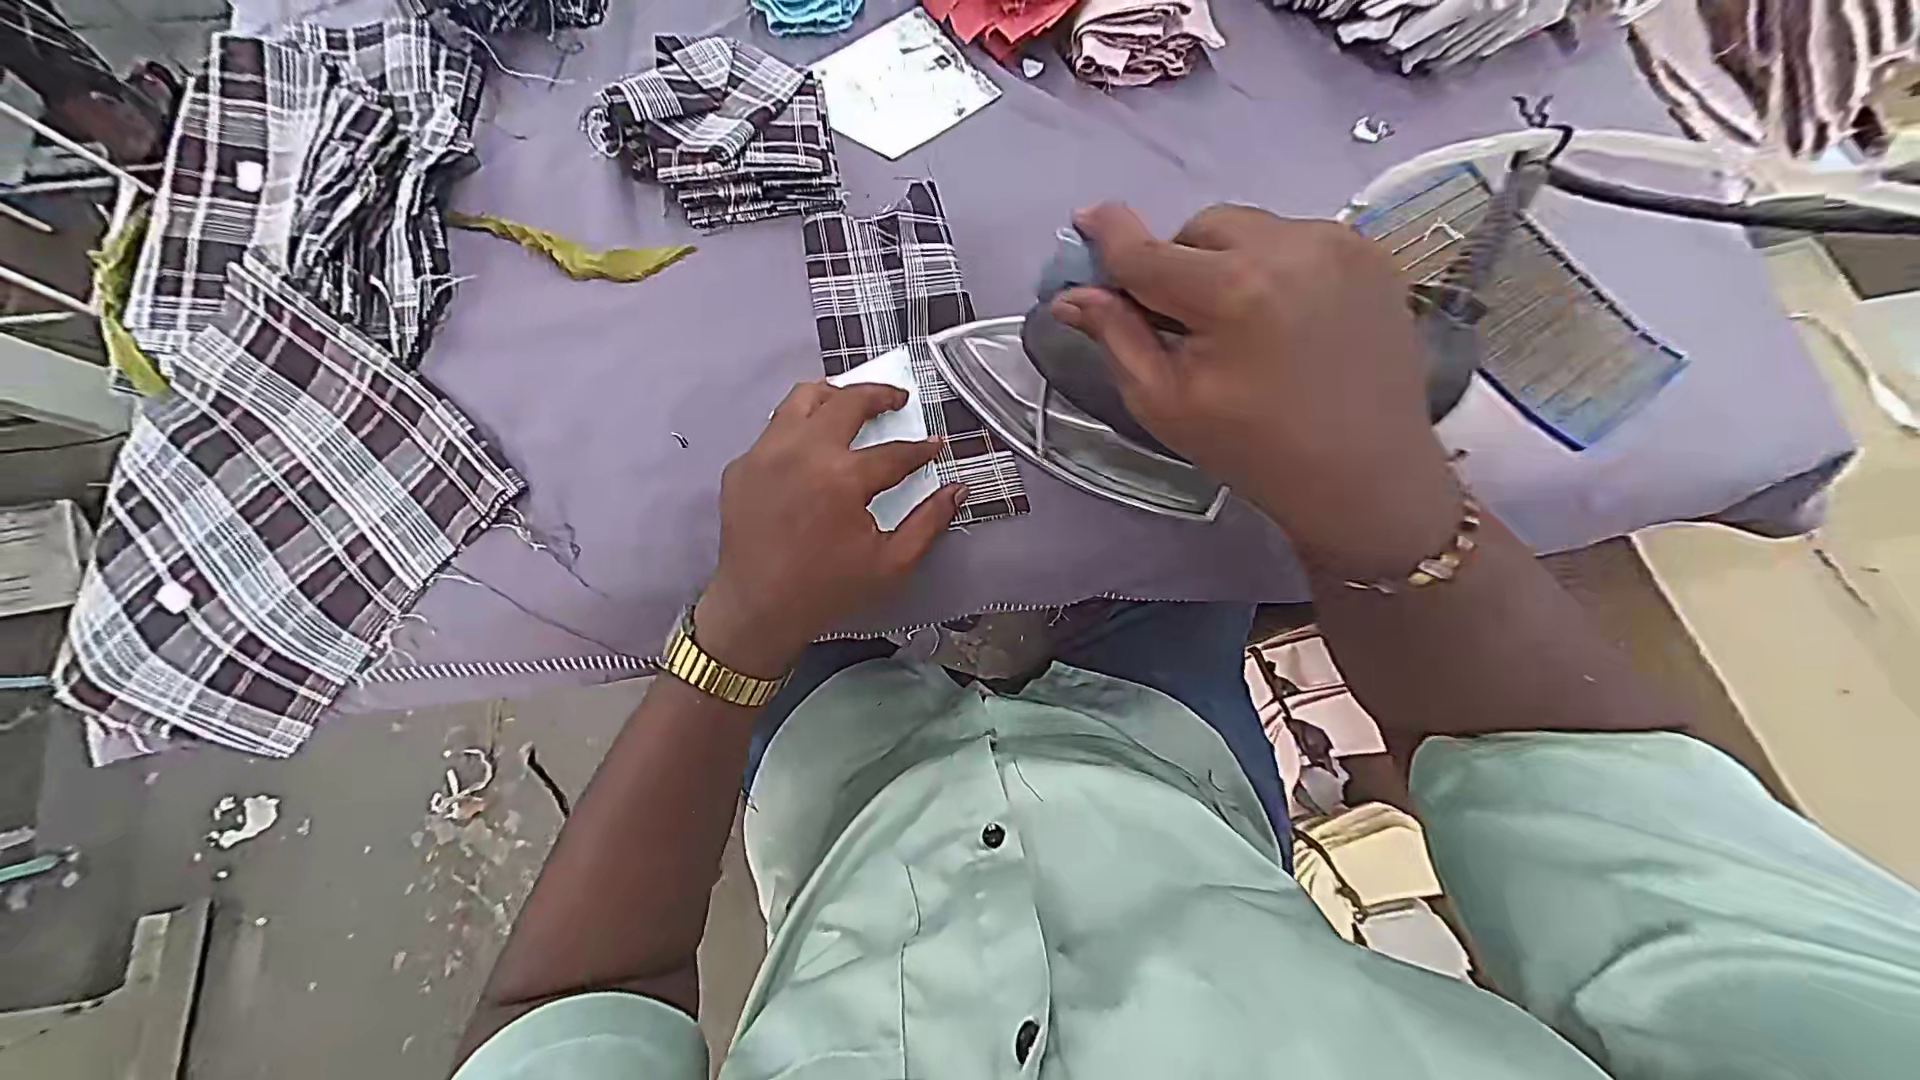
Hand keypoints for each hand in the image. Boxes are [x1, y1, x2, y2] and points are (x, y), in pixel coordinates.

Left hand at [694, 381, 963, 678]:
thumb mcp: (892, 563)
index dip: (921, 448)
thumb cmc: (828, 589)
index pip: (894, 451)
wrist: (757, 609)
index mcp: (842, 477)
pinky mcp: (741, 465)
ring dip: (835, 395)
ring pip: (802, 399)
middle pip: (846, 402)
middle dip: (879, 395)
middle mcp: (801, 452)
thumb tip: (957, 489)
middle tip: (897, 399)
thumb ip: (929, 521)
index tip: (935, 444)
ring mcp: (765, 454)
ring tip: (852, 402)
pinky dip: (800, 425)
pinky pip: (775, 428)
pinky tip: (812, 444)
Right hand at [1053, 203, 1459, 579]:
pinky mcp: (1368, 252)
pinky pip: (1291, 238)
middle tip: (1177, 321)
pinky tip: (1276, 317)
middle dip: (1175, 266)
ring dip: (1220, 262)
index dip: (1110, 236)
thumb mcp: (1163, 402)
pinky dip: (1266, 265)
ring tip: (1233, 323)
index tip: (1084, 218)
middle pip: (1199, 229)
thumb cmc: (1249, 447)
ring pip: (1246, 228)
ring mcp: (1338, 243)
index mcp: (1233, 291)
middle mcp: (1289, 246)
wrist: (1360, 472)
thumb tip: (1072, 297)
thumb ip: (1116, 338)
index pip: (1150, 252)